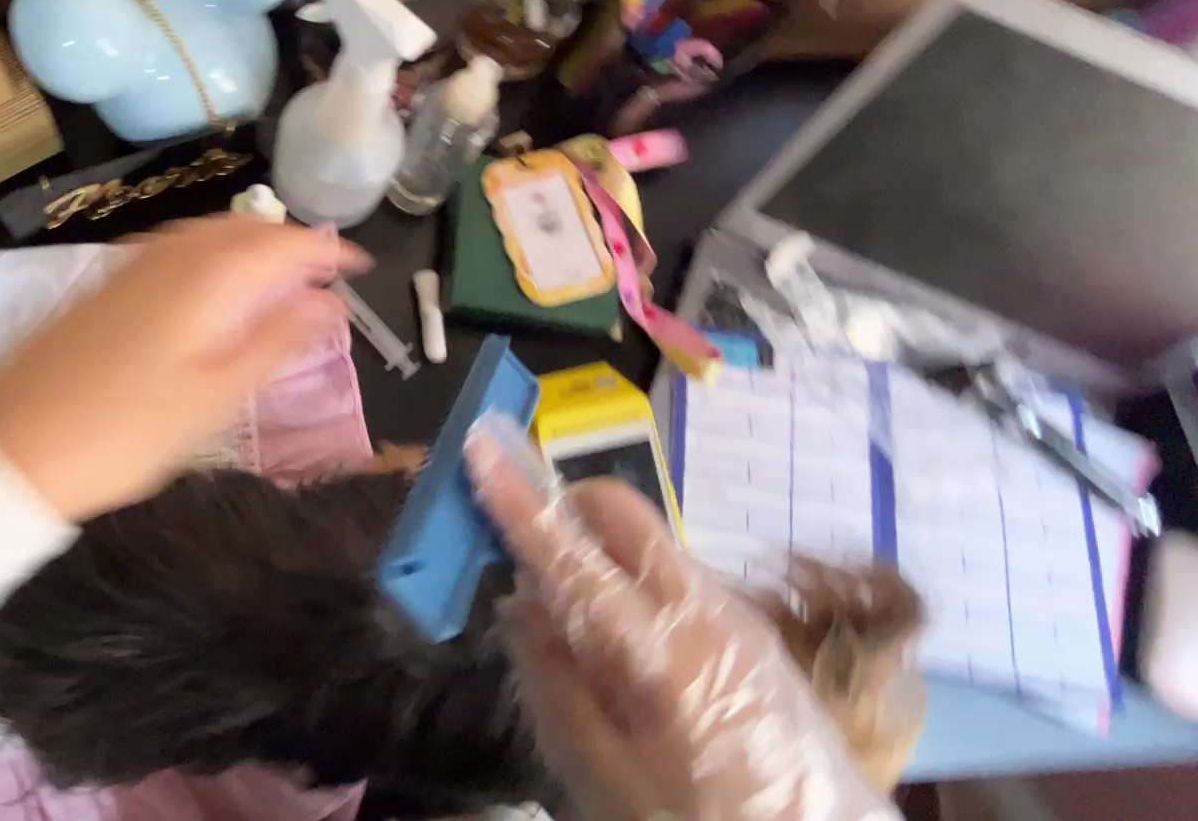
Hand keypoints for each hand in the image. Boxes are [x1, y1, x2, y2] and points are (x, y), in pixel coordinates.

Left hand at [0, 216, 367, 520]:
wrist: (13, 444)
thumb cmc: (126, 432)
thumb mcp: (214, 397)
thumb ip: (276, 341)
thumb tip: (329, 304)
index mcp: (205, 279)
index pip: (281, 244)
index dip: (326, 251)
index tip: (357, 266)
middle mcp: (168, 256)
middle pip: (242, 228)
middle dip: (288, 242)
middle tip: (321, 271)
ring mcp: (130, 266)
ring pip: (205, 233)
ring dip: (248, 243)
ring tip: (276, 274)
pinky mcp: (105, 284)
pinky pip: (172, 248)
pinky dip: (209, 253)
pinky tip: (209, 285)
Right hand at [465, 435, 897, 820]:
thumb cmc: (694, 817)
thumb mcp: (597, 770)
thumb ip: (550, 674)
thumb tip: (522, 600)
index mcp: (657, 652)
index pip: (568, 553)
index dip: (515, 497)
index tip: (480, 444)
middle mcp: (700, 607)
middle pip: (615, 507)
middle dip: (561, 504)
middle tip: (529, 548)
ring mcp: (731, 607)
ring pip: (641, 535)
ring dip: (593, 545)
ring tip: (578, 615)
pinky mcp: (746, 618)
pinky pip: (667, 566)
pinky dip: (626, 573)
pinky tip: (626, 639)